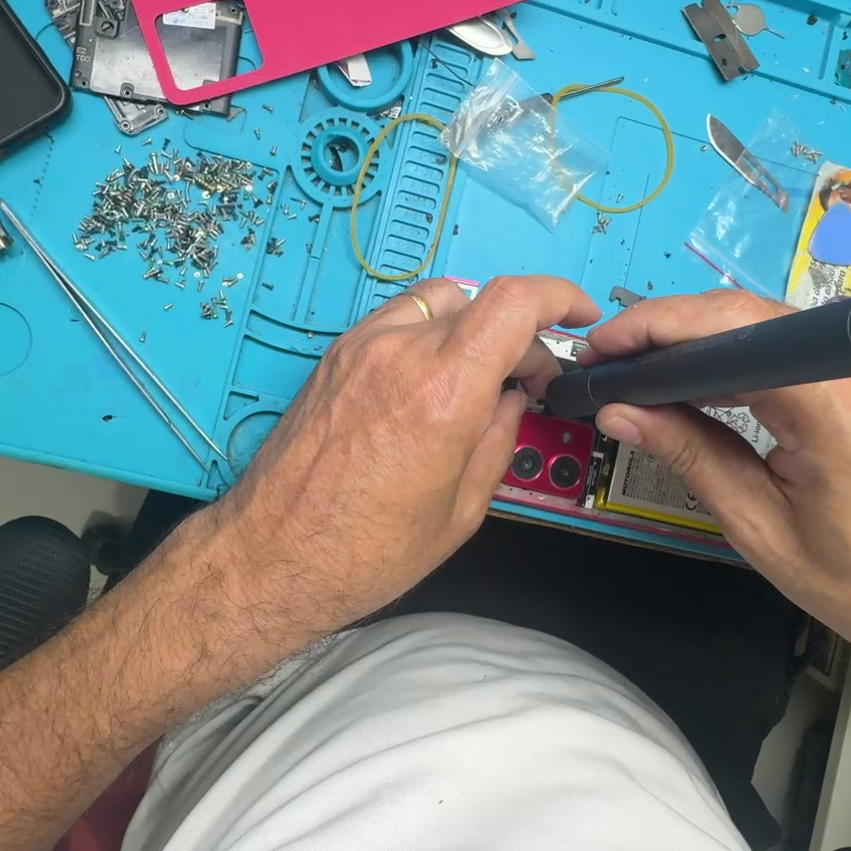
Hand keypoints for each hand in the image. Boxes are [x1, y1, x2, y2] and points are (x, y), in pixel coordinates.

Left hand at [212, 275, 600, 636]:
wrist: (271, 554)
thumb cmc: (366, 551)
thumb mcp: (461, 510)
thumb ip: (498, 439)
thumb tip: (511, 398)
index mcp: (443, 391)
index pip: (515, 302)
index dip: (561, 296)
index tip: (578, 315)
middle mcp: (400, 352)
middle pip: (480, 299)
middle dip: (520, 332)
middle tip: (525, 378)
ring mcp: (360, 347)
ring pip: (437, 300)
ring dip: (471, 326)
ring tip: (474, 376)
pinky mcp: (334, 356)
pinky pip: (396, 319)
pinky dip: (427, 333)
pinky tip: (427, 378)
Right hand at [585, 291, 850, 701]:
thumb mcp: (764, 530)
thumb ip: (689, 455)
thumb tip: (618, 411)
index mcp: (844, 408)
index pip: (729, 329)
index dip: (653, 328)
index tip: (601, 352)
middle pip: (745, 314)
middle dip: (665, 330)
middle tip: (608, 362)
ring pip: (768, 322)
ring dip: (699, 341)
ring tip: (640, 372)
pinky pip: (796, 342)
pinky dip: (740, 356)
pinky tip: (702, 379)